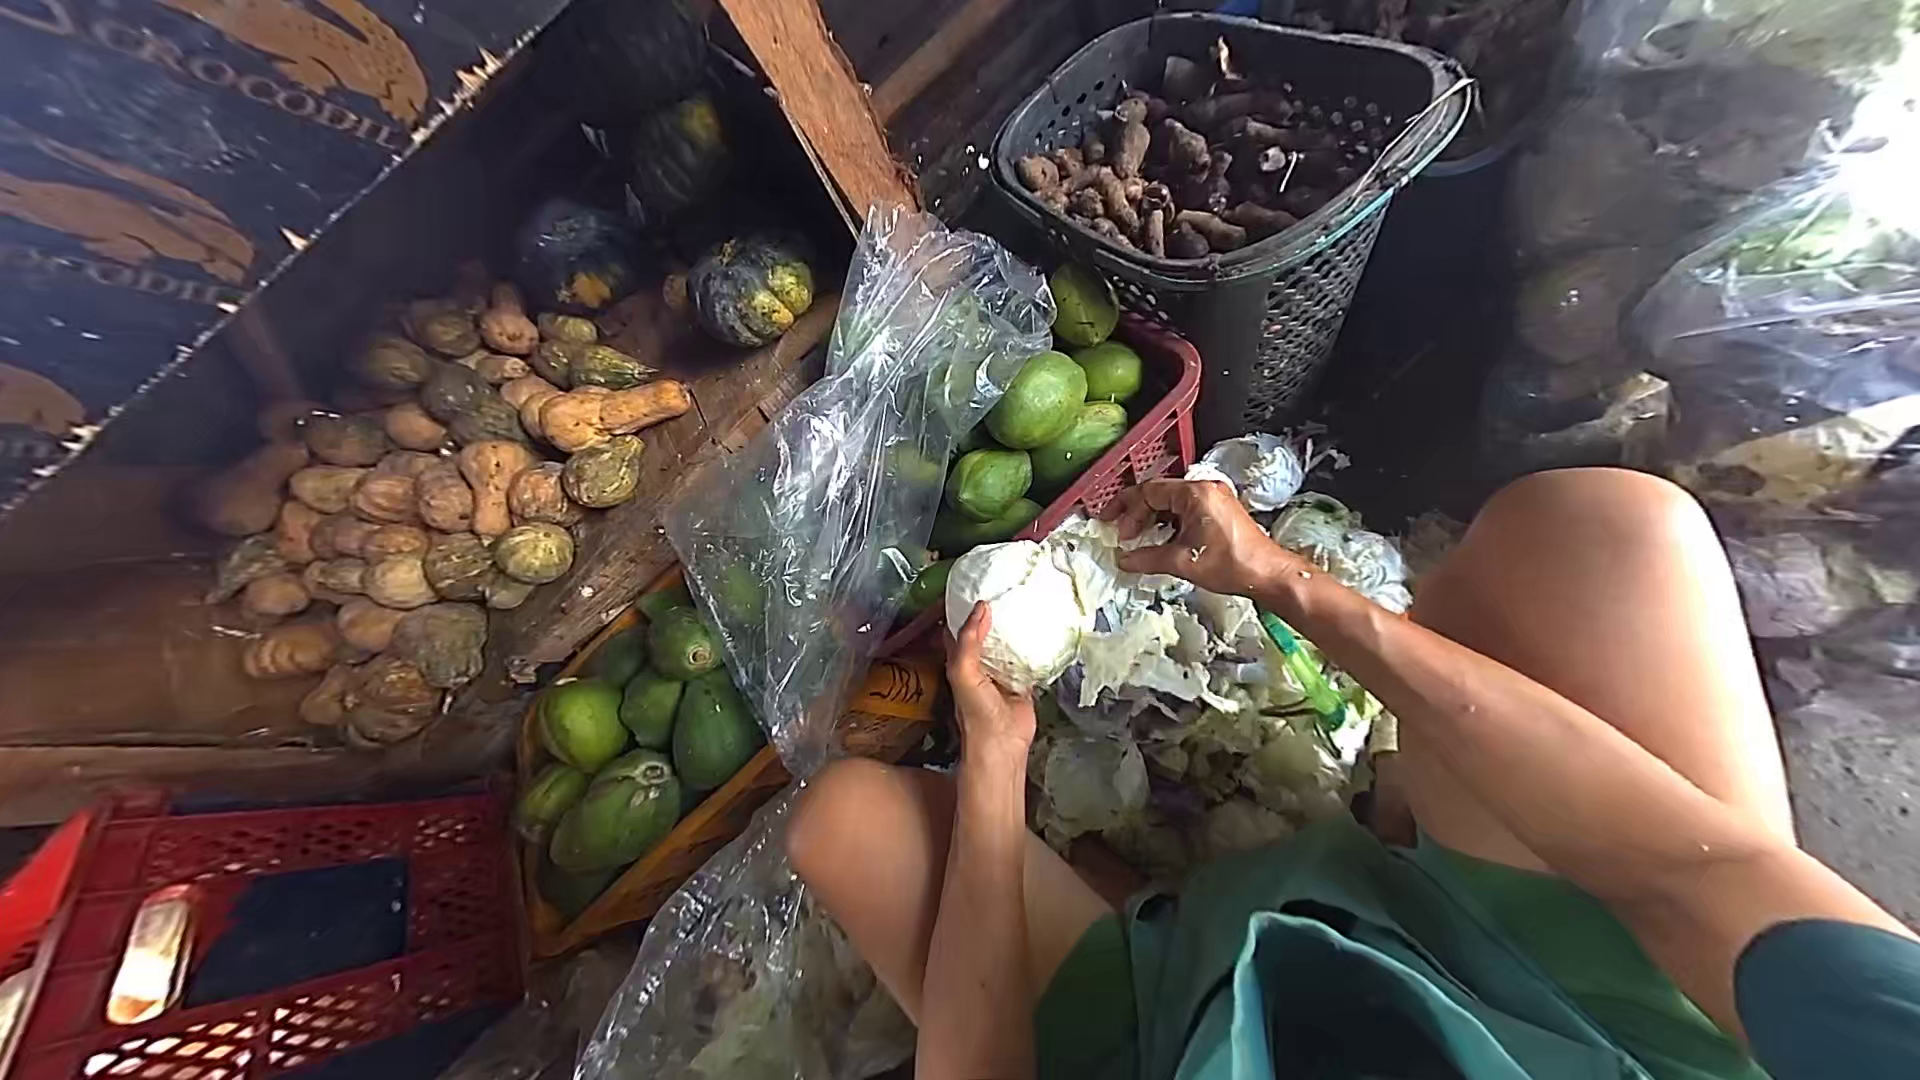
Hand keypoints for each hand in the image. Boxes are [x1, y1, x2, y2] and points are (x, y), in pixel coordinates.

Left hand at [947, 602, 1036, 763]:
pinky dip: (1034, 649)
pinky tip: (1041, 632)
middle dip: (991, 616)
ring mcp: (1002, 674)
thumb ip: (969, 641)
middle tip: (1004, 591)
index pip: (958, 630)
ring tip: (1024, 604)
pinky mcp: (1022, 683)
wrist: (1001, 743)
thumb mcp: (963, 671)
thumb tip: (980, 608)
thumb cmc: (975, 712)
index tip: (973, 588)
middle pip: (985, 634)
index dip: (962, 610)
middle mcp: (980, 665)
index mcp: (960, 661)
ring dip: (1013, 630)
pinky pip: (1028, 661)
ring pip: (1007, 646)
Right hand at [1097, 479, 1304, 598]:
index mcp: (1195, 494)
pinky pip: (1184, 510)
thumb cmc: (1232, 564)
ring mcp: (1213, 498)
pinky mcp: (1218, 511)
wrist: (1268, 574)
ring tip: (1137, 538)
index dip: (1126, 509)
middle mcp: (1204, 489)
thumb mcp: (1181, 562)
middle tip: (1121, 533)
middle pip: (1158, 494)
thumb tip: (1123, 560)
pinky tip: (1158, 539)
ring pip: (1170, 502)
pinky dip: (1167, 522)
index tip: (1112, 524)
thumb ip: (1147, 558)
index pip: (1148, 491)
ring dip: (1151, 518)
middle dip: (1136, 513)